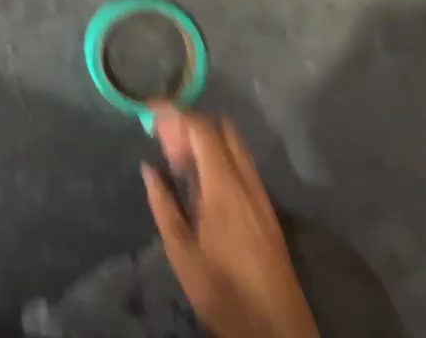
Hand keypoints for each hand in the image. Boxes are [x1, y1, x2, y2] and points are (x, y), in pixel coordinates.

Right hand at [142, 108, 319, 337]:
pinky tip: (201, 180)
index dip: (177, 114)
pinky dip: (221, 158)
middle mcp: (247, 183)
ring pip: (237, 147)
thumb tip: (149, 169)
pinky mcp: (267, 211)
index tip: (152, 110)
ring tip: (178, 156)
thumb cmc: (221, 290)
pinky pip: (243, 167)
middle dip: (194, 122)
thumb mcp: (181, 251)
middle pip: (224, 130)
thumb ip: (163, 204)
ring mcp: (261, 196)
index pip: (203, 131)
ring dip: (208, 140)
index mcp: (224, 188)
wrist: (276, 330)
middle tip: (165, 135)